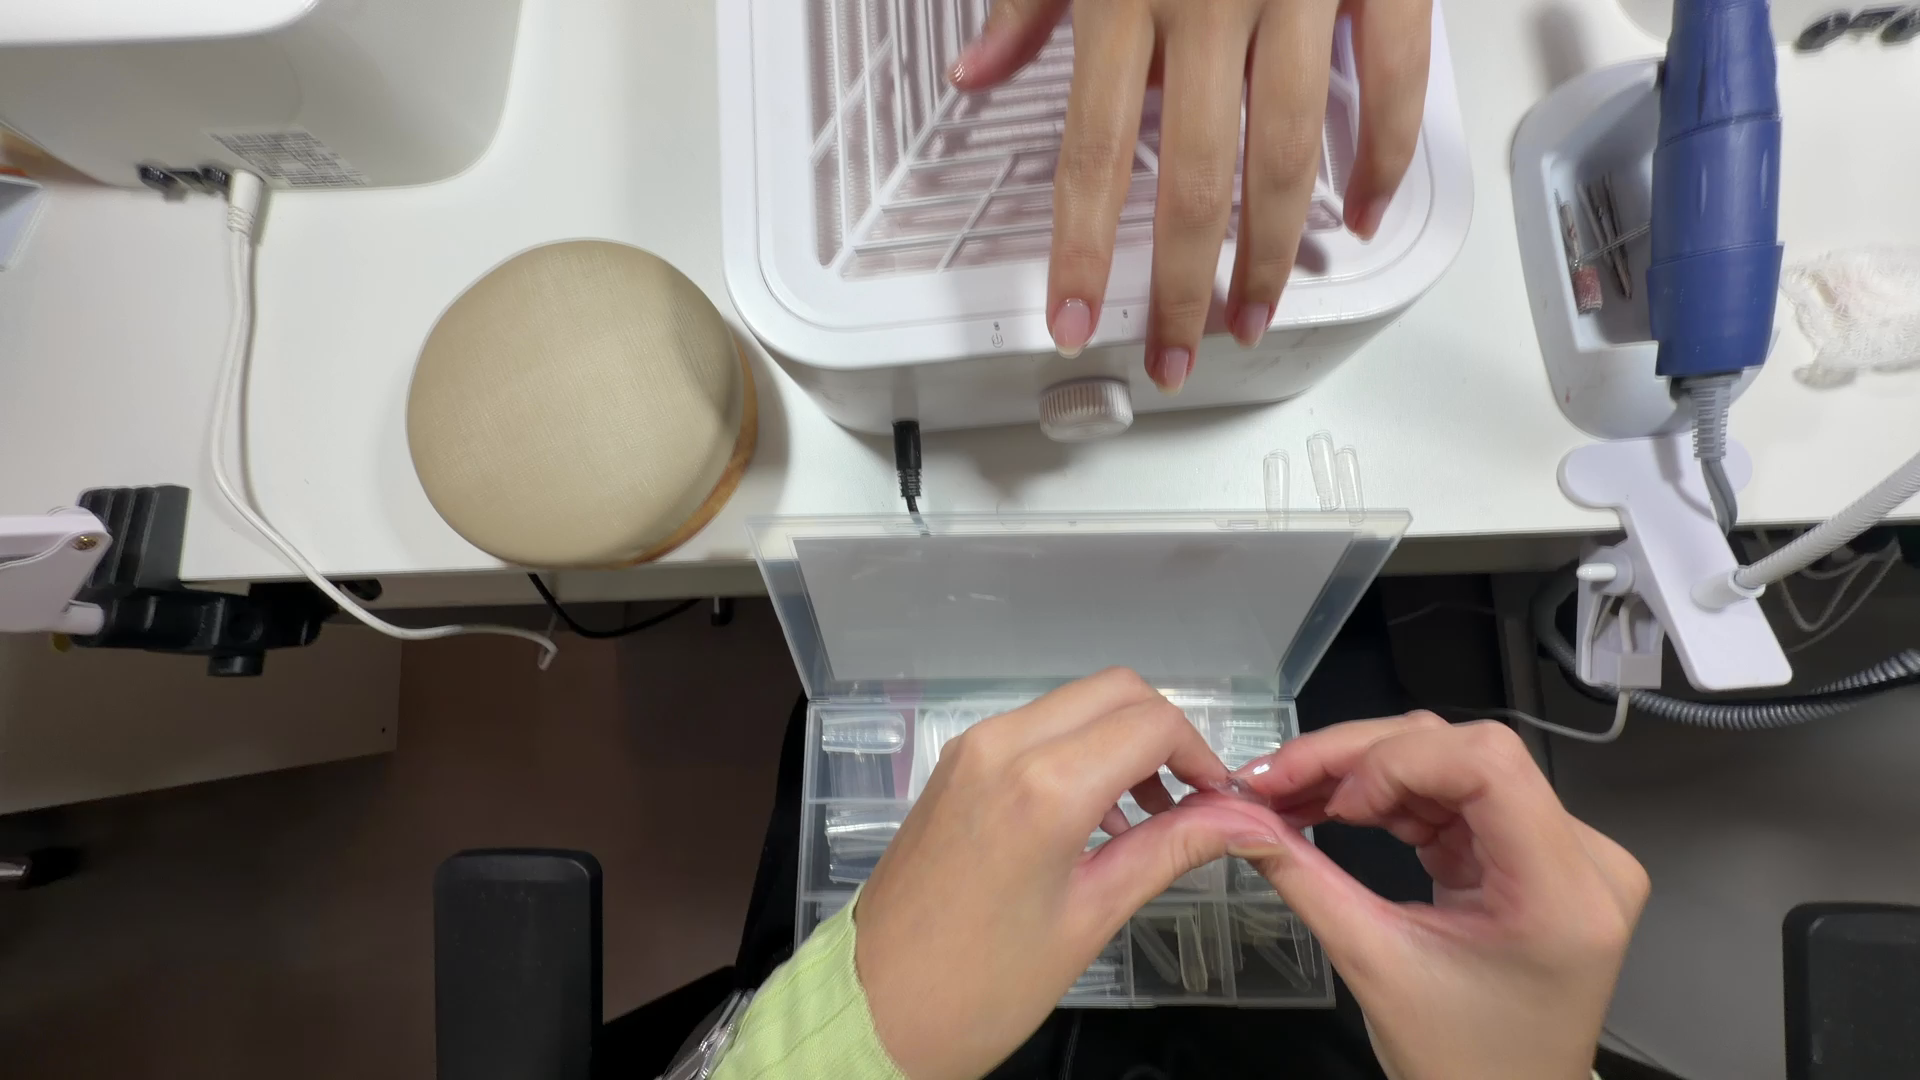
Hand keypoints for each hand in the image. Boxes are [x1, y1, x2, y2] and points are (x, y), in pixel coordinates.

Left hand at [855, 669, 1292, 1079]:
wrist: (875, 1002)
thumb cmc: (988, 981)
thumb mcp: (1093, 914)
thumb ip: (1173, 848)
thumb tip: (1247, 820)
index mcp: (1045, 783)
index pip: (1152, 723)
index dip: (1200, 753)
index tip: (1218, 800)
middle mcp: (1006, 740)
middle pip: (1115, 690)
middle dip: (1164, 733)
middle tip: (1187, 798)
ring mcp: (975, 742)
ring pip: (1075, 702)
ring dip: (1121, 738)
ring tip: (1145, 815)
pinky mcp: (959, 756)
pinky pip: (1037, 725)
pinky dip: (1079, 747)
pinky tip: (1092, 812)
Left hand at [952, 0, 1432, 391]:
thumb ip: (1029, 4)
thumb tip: (972, 77)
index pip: (1093, 159)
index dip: (1083, 255)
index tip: (1073, 329)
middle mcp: (1210, 3)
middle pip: (1196, 185)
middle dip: (1183, 290)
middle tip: (1176, 362)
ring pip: (1288, 154)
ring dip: (1271, 254)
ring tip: (1252, 320)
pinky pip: (1391, 77)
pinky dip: (1379, 156)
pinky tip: (1355, 218)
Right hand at [1233, 713, 1649, 1079]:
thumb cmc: (1456, 1054)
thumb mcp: (1369, 960)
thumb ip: (1300, 875)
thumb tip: (1233, 813)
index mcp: (1560, 892)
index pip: (1486, 763)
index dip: (1395, 761)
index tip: (1331, 802)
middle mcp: (1576, 852)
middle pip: (1450, 748)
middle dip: (1351, 758)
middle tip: (1272, 780)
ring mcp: (1551, 843)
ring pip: (1434, 755)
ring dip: (1351, 769)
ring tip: (1285, 793)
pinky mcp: (1515, 841)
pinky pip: (1433, 785)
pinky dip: (1370, 790)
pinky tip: (1323, 804)